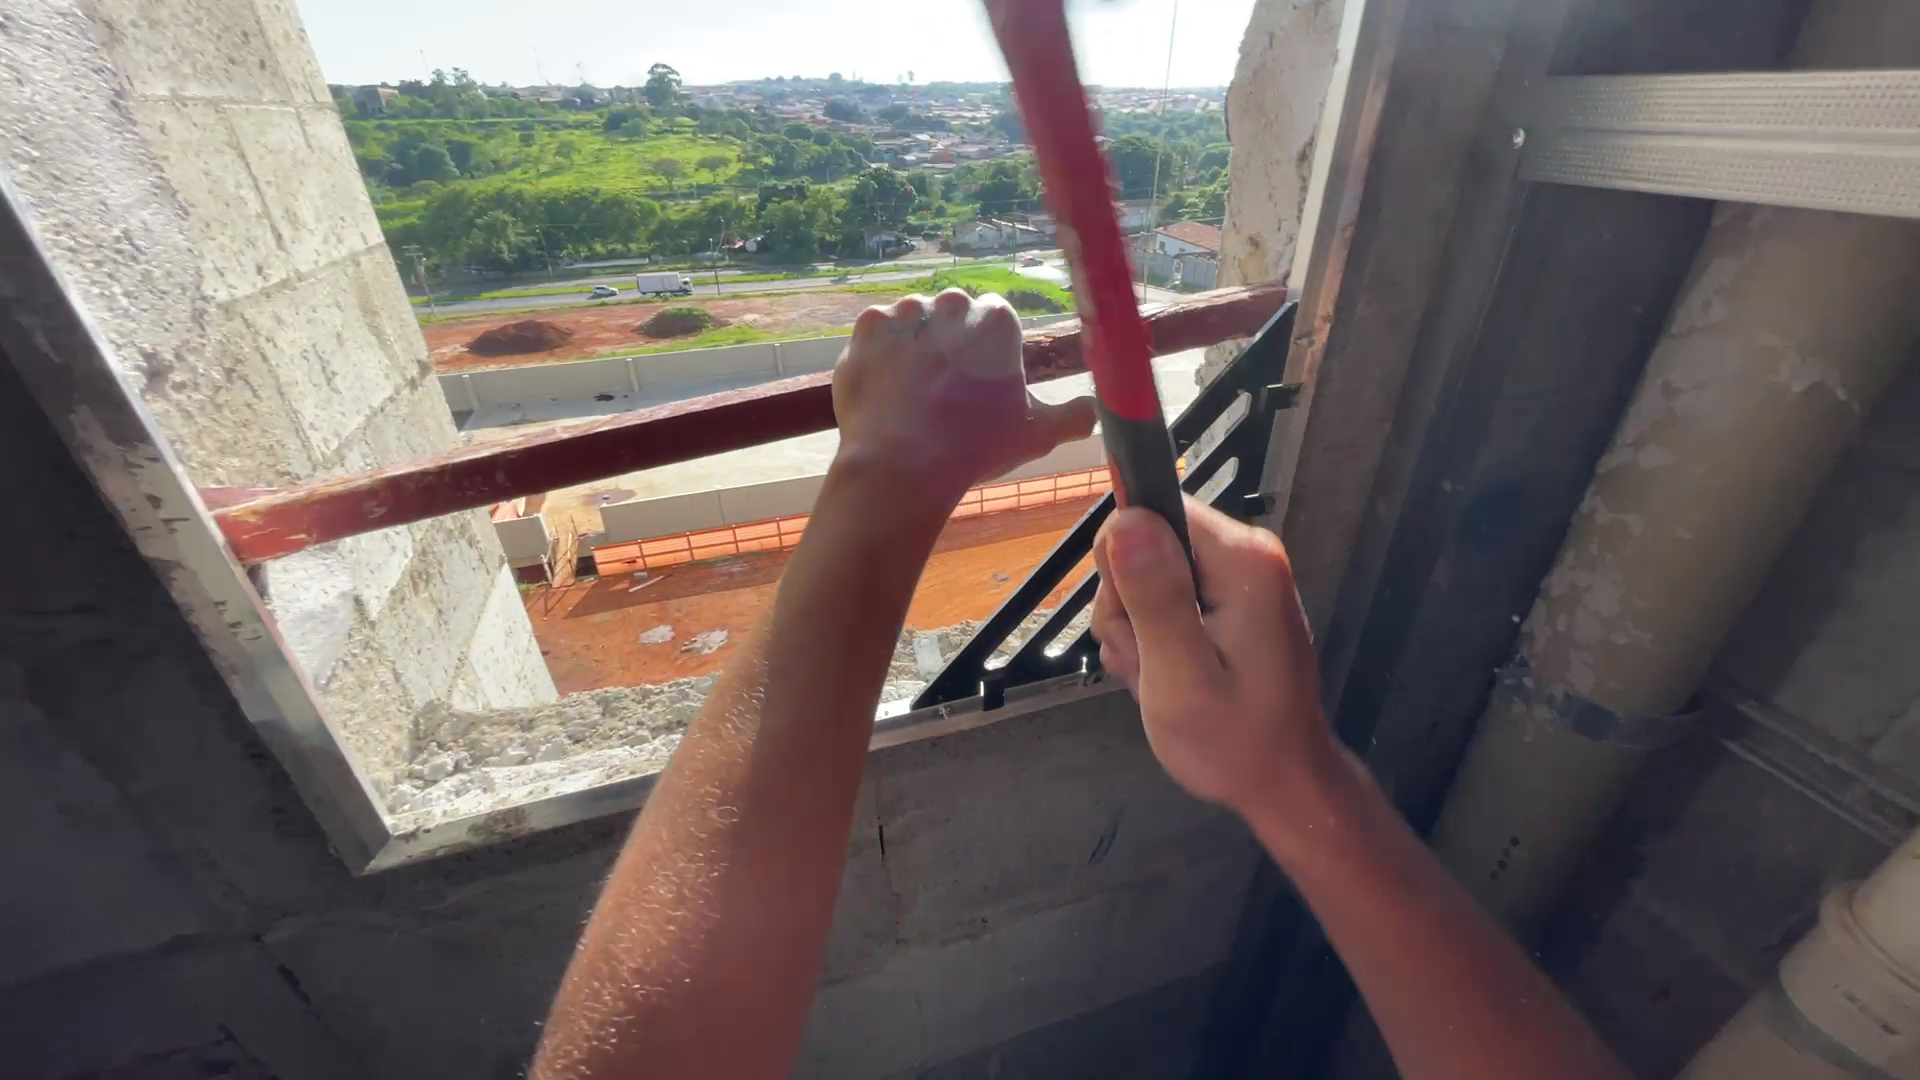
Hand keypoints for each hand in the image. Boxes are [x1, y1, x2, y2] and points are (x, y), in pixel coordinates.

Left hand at [832, 290, 1095, 508]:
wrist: (901, 465)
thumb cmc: (974, 447)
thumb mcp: (1037, 435)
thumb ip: (1073, 416)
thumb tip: (1094, 410)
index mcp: (995, 320)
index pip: (996, 322)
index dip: (989, 354)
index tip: (981, 385)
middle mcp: (949, 304)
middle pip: (954, 318)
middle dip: (952, 345)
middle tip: (946, 394)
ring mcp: (902, 314)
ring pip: (914, 324)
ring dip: (916, 348)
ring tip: (913, 396)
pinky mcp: (864, 331)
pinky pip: (878, 336)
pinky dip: (882, 356)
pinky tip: (888, 390)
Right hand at [1090, 498, 1331, 815]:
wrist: (1282, 782)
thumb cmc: (1235, 743)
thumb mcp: (1181, 679)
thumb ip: (1155, 598)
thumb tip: (1124, 521)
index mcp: (1241, 560)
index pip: (1151, 509)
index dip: (1123, 563)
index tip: (1133, 622)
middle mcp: (1244, 554)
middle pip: (1143, 542)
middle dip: (1126, 605)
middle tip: (1148, 662)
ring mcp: (1234, 576)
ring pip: (1142, 573)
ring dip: (1133, 628)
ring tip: (1160, 676)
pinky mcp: (1224, 598)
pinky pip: (1160, 595)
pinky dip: (1149, 636)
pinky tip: (1165, 673)